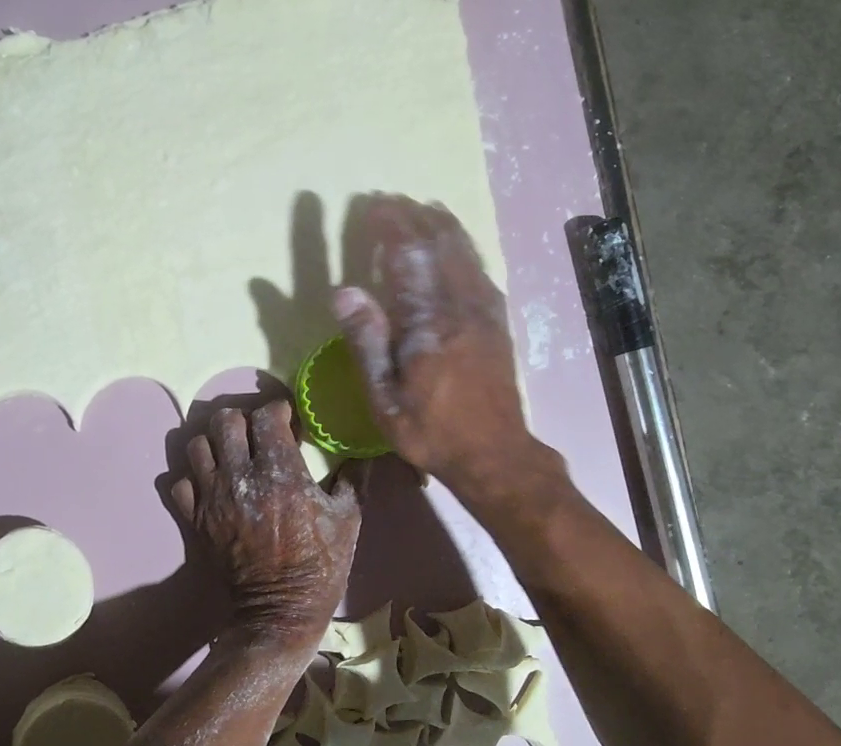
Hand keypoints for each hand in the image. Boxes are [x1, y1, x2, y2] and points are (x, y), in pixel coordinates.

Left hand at [171, 401, 361, 646]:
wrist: (279, 610)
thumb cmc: (319, 566)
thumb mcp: (348, 521)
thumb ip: (354, 479)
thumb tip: (365, 453)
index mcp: (281, 474)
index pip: (266, 417)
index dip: (277, 411)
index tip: (287, 421)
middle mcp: (241, 479)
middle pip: (225, 422)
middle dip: (243, 420)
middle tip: (256, 434)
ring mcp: (213, 499)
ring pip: (197, 445)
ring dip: (215, 444)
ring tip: (231, 455)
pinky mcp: (196, 520)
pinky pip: (180, 482)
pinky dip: (193, 478)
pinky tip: (212, 485)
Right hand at [332, 194, 538, 495]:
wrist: (493, 451)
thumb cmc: (430, 431)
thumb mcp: (384, 399)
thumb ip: (366, 342)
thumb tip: (343, 290)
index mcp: (427, 323)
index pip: (406, 256)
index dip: (390, 225)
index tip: (370, 205)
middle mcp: (459, 305)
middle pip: (437, 243)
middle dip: (412, 216)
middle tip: (389, 199)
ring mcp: (483, 310)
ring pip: (463, 250)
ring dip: (439, 224)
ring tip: (419, 207)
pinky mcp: (497, 320)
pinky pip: (479, 267)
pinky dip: (462, 245)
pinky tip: (453, 241)